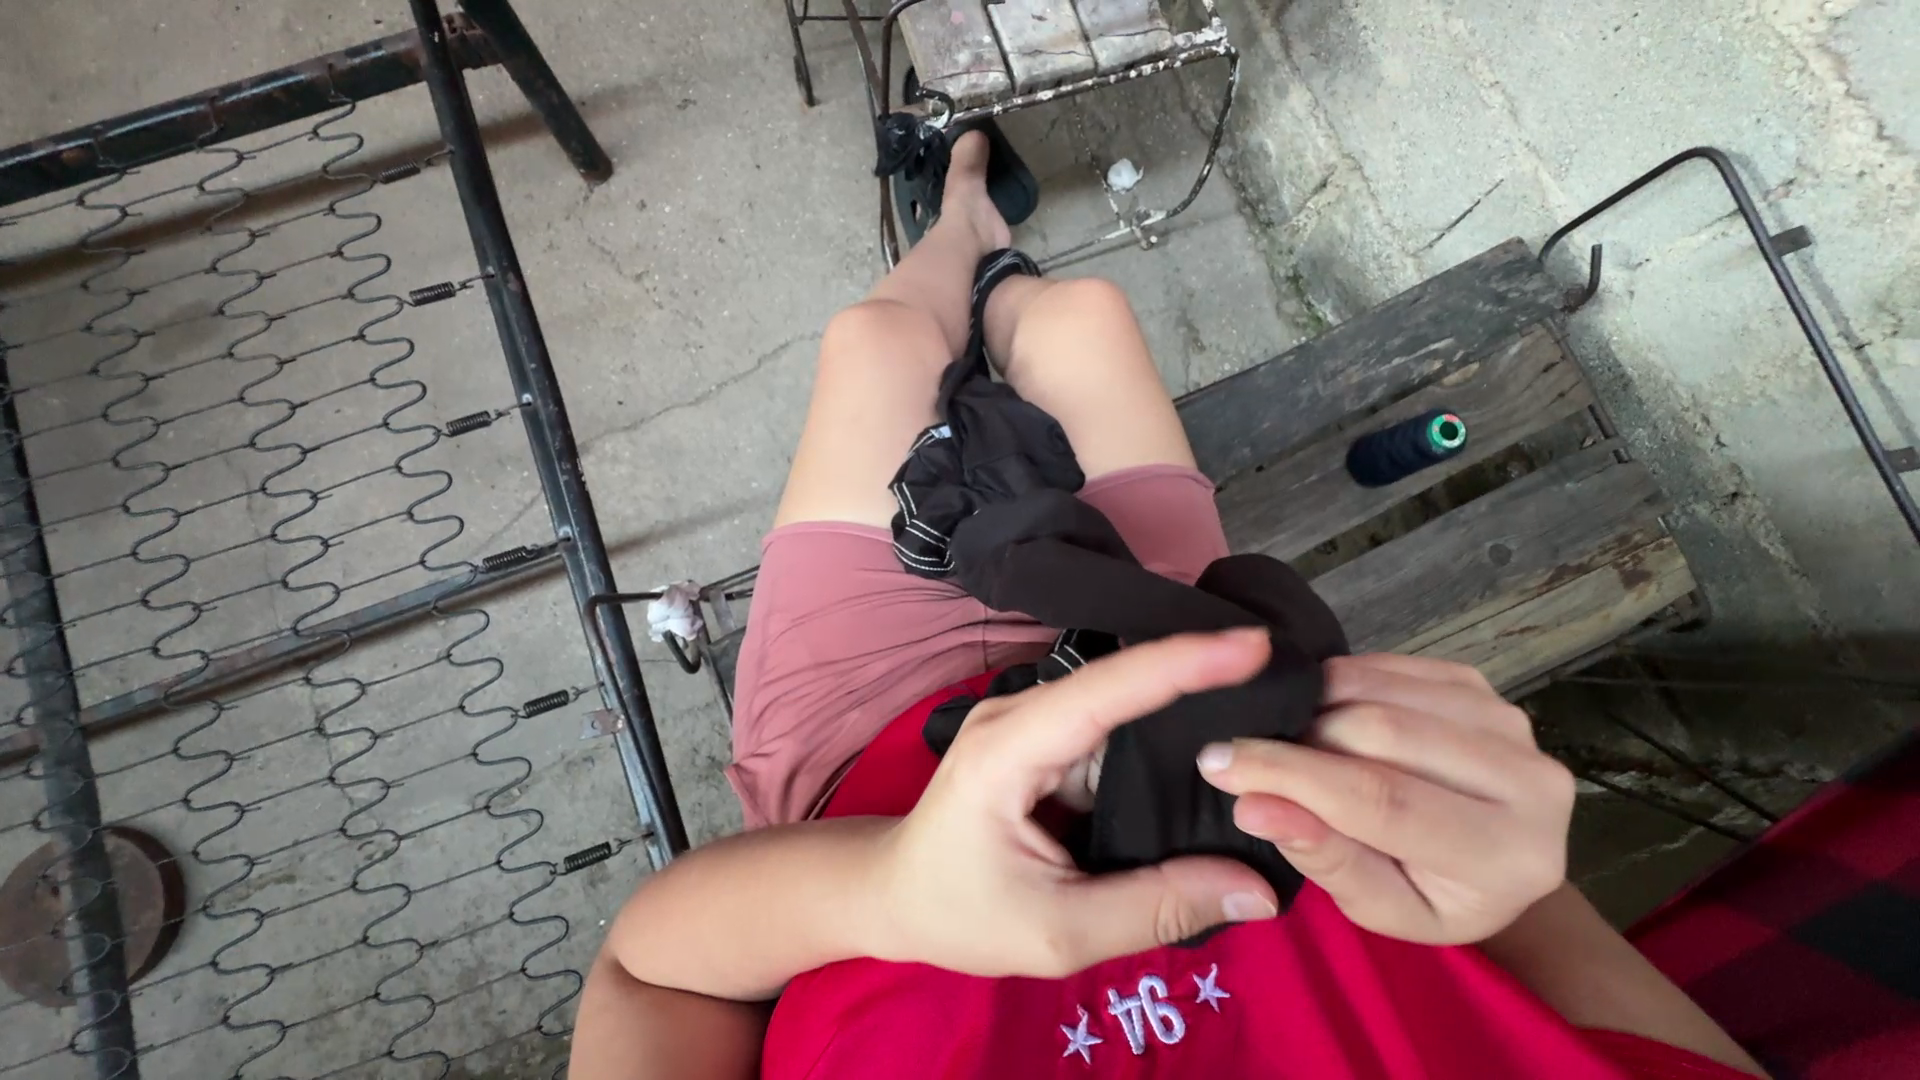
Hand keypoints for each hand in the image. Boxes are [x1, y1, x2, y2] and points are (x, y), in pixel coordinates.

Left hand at [872, 629, 1281, 978]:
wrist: (893, 892)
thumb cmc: (958, 911)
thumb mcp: (1056, 930)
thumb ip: (1154, 908)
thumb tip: (1257, 887)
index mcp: (1011, 746)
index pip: (1106, 689)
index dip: (1181, 661)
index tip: (1254, 644)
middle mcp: (1020, 715)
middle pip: (1120, 682)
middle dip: (1199, 673)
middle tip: (1285, 680)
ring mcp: (1029, 722)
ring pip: (1119, 705)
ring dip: (1183, 706)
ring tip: (1264, 708)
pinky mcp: (1042, 739)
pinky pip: (1110, 729)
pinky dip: (1157, 738)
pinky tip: (1207, 748)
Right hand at [1198, 653, 1574, 944]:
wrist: (1491, 857)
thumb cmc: (1429, 891)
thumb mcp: (1377, 904)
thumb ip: (1322, 855)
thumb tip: (1251, 805)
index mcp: (1509, 856)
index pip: (1382, 800)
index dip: (1291, 777)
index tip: (1217, 762)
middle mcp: (1530, 780)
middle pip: (1381, 731)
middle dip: (1300, 739)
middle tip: (1257, 754)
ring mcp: (1508, 720)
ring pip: (1378, 688)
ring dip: (1315, 707)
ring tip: (1296, 740)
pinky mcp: (1479, 684)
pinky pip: (1384, 664)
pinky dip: (1336, 683)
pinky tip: (1326, 714)